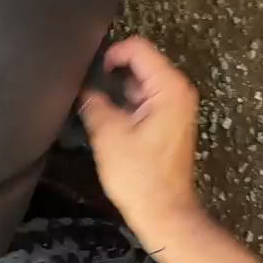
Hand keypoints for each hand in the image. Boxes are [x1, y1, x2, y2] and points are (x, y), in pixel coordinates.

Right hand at [77, 37, 205, 240]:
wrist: (165, 213)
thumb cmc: (141, 176)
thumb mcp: (108, 135)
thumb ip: (94, 102)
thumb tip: (84, 88)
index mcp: (169, 87)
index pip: (139, 48)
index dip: (112, 53)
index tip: (93, 70)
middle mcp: (179, 90)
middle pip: (143, 61)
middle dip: (116, 71)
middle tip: (92, 87)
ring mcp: (178, 105)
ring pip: (144, 79)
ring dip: (122, 88)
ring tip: (100, 106)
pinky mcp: (172, 120)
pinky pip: (149, 96)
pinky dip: (131, 101)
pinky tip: (114, 120)